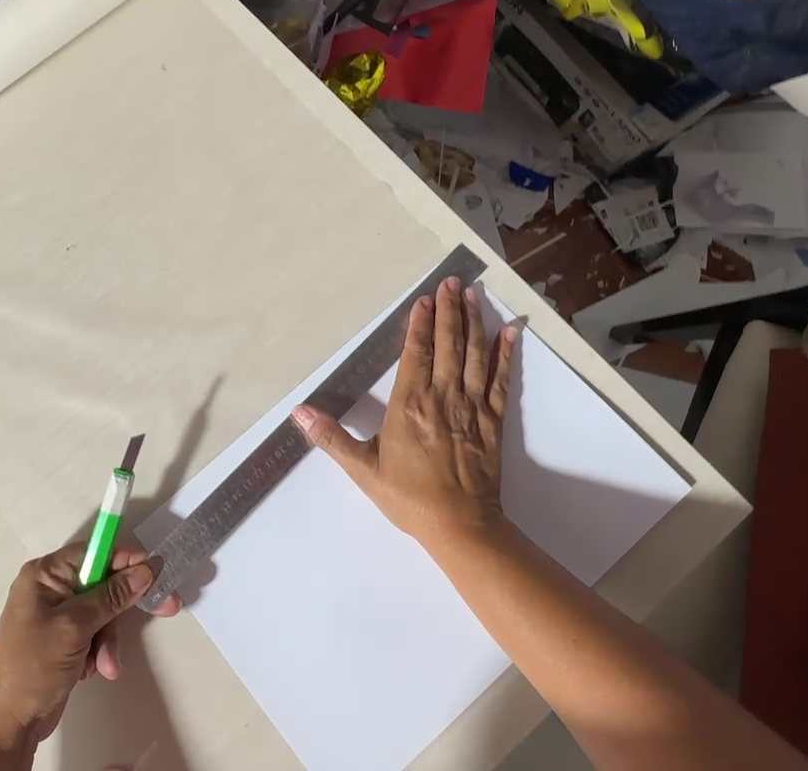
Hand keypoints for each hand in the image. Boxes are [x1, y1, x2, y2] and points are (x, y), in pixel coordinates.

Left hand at [0, 543, 180, 765]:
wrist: (7, 723)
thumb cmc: (32, 665)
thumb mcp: (74, 627)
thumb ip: (111, 596)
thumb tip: (145, 569)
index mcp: (45, 575)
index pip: (94, 552)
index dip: (125, 559)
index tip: (155, 570)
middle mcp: (52, 589)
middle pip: (103, 583)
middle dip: (123, 607)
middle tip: (166, 608)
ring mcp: (59, 616)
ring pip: (104, 612)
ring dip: (109, 638)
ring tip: (105, 664)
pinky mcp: (66, 640)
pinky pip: (96, 634)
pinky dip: (100, 651)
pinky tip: (94, 670)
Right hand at [293, 277, 518, 549]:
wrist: (460, 525)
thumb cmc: (408, 497)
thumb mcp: (362, 469)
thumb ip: (330, 436)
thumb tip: (298, 412)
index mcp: (409, 404)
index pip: (415, 353)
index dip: (420, 324)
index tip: (424, 300)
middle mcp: (442, 397)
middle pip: (447, 345)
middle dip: (449, 311)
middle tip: (452, 283)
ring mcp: (471, 407)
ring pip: (474, 355)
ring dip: (474, 323)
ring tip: (474, 295)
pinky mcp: (493, 421)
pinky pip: (501, 381)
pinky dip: (505, 356)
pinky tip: (509, 333)